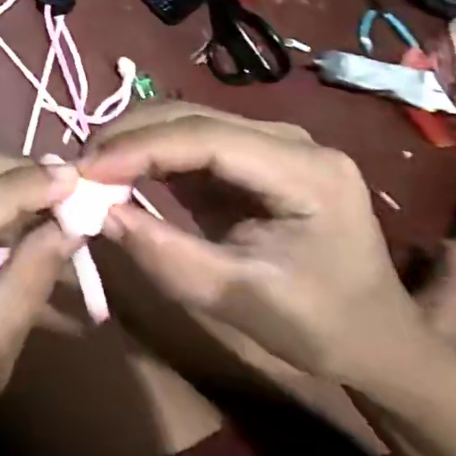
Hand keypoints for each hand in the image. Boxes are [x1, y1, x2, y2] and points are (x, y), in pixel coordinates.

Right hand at [80, 104, 430, 385]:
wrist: (377, 337)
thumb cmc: (321, 325)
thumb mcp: (240, 299)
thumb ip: (168, 256)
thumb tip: (101, 214)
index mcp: (306, 170)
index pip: (209, 138)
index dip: (142, 147)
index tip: (87, 169)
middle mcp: (291, 140)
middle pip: (196, 118)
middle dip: (132, 136)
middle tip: (78, 166)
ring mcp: (274, 144)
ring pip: (189, 122)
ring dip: (138, 140)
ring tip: (92, 168)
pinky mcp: (255, 156)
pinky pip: (195, 143)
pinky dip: (155, 155)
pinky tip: (123, 171)